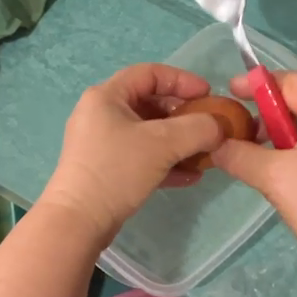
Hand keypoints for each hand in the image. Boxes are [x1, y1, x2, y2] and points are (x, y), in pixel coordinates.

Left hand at [38, 63, 224, 237]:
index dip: (182, 80)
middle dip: (183, 116)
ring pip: (147, 135)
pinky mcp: (105, 171)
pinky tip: (190, 177)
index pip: (149, 74)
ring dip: (178, 143)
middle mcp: (100, 115)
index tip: (208, 94)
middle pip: (149, 104)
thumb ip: (197, 128)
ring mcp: (101, 145)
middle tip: (207, 128)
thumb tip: (218, 126)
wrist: (78, 222)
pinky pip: (140, 158)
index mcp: (106, 97)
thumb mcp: (162, 144)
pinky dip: (164, 163)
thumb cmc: (116, 171)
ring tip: (204, 155)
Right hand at [212, 72, 296, 265]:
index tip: (228, 94)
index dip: (256, 85)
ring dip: (282, 136)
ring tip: (256, 157)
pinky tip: (283, 173)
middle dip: (267, 115)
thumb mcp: (274, 177)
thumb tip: (215, 145)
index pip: (291, 82)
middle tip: (239, 134)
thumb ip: (240, 155)